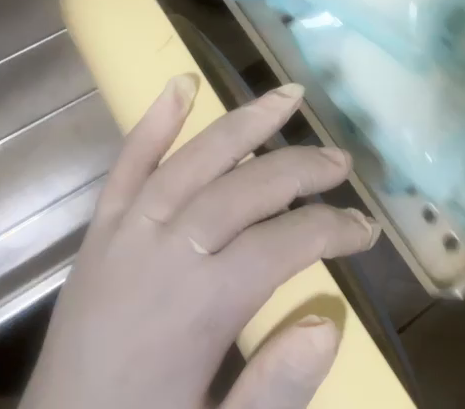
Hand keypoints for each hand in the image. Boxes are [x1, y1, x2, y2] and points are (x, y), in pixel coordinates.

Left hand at [23, 76, 382, 408]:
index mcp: (198, 307)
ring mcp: (124, 238)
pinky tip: (181, 85)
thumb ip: (273, 389)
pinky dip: (152, 125)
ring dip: (242, 125)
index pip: (283, 245)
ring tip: (288, 96)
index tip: (367, 231)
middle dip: (299, 169)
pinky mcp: (97, 238)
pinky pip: (126, 170)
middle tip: (341, 162)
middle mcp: (162, 255)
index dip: (332, 230)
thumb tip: (329, 324)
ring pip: (191, 162)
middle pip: (244, 190)